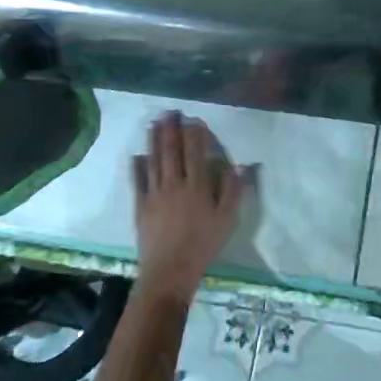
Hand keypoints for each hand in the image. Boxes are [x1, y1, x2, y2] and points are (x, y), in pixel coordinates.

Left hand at [130, 112, 247, 303]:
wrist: (170, 269)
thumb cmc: (203, 244)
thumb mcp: (228, 219)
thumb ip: (234, 190)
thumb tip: (242, 164)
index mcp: (197, 185)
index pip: (196, 152)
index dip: (195, 134)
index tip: (194, 119)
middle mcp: (174, 183)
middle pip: (172, 150)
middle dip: (171, 129)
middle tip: (170, 111)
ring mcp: (154, 193)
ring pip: (154, 160)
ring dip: (154, 139)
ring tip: (154, 122)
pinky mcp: (140, 205)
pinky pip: (137, 181)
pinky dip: (137, 166)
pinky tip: (137, 155)